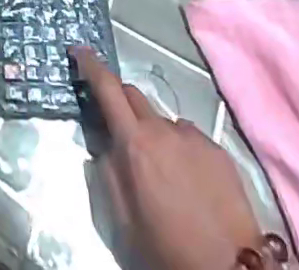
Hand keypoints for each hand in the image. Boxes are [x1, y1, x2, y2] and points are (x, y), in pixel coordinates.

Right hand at [75, 46, 265, 269]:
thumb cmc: (168, 248)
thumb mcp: (123, 220)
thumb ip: (108, 174)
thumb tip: (104, 146)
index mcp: (134, 143)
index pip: (107, 89)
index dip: (91, 65)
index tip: (79, 50)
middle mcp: (163, 129)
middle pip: (132, 95)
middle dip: (118, 101)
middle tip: (115, 125)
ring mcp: (194, 136)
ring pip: (161, 118)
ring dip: (151, 130)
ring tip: (159, 168)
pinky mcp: (218, 149)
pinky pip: (188, 135)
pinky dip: (179, 145)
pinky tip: (187, 177)